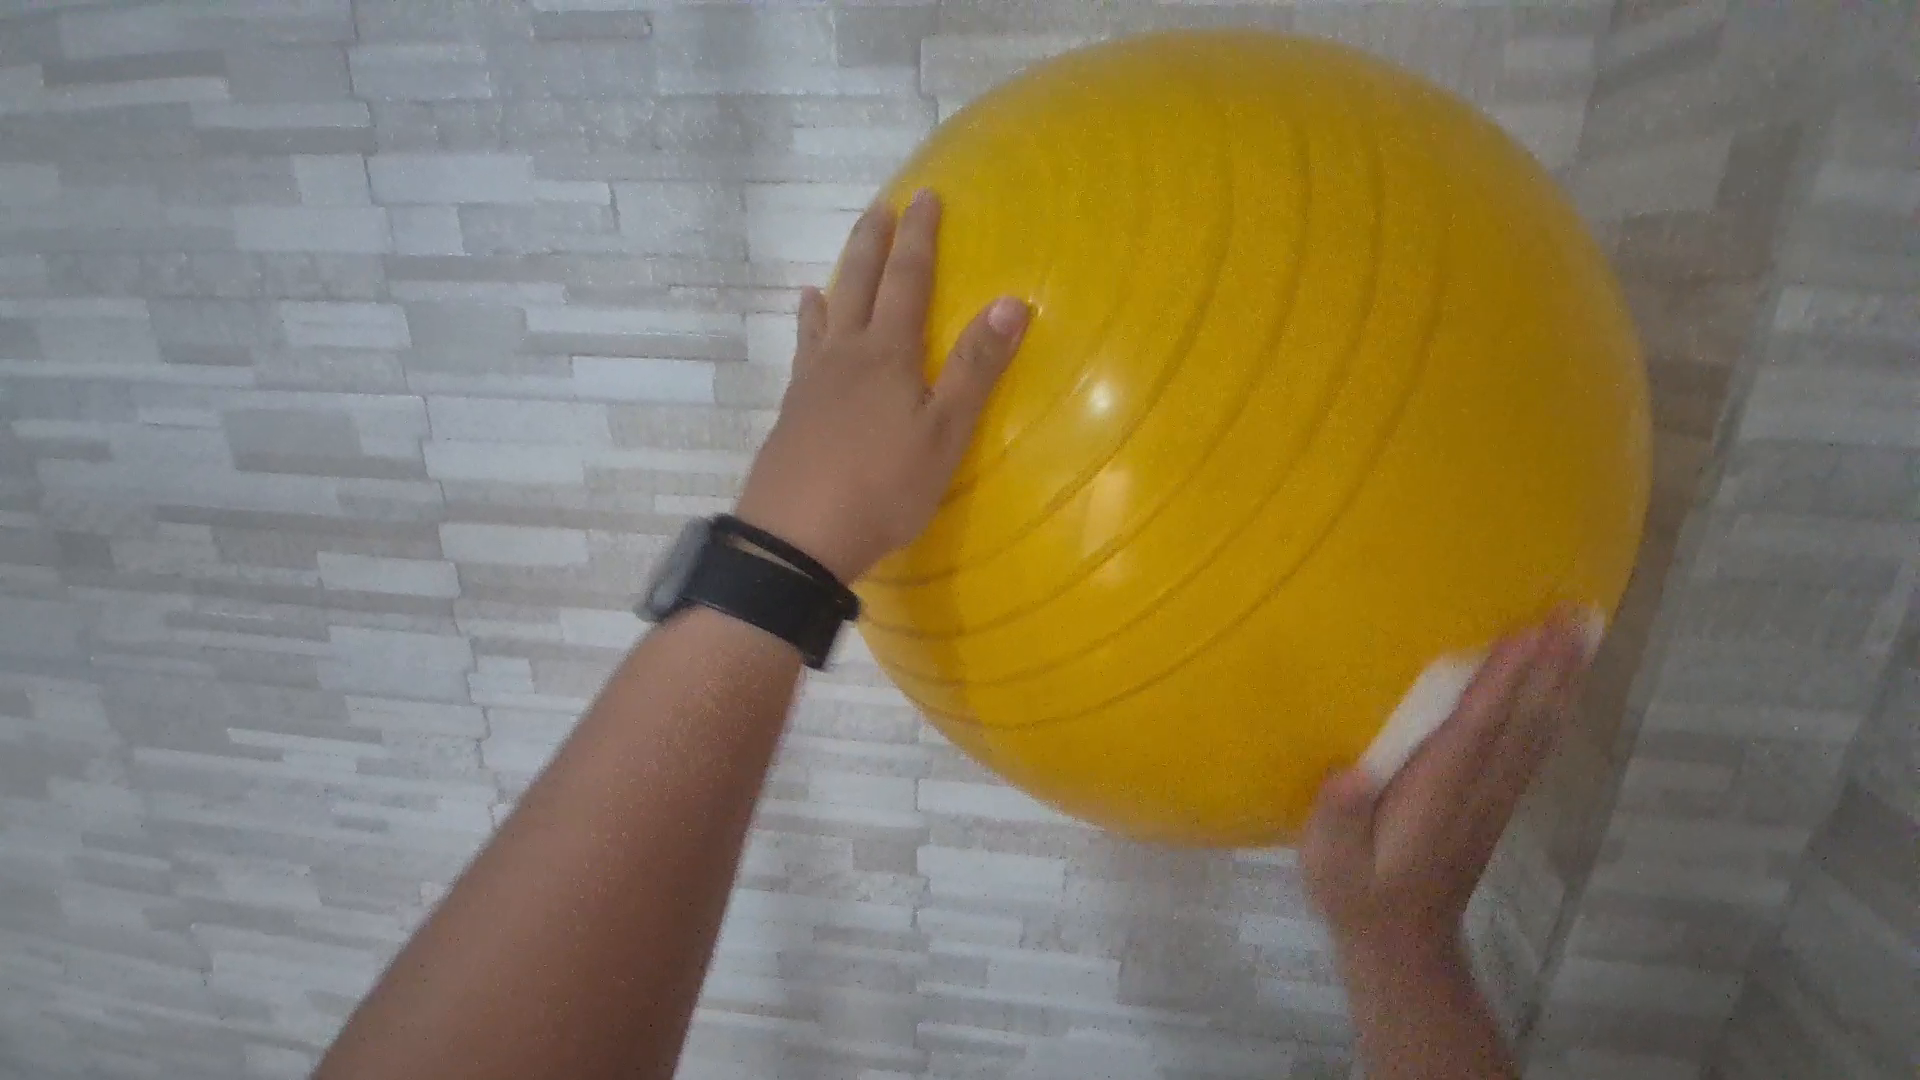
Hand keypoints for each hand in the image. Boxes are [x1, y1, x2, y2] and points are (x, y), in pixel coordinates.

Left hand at [734, 190, 1029, 582]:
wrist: (798, 536)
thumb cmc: (882, 488)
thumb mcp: (944, 434)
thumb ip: (975, 369)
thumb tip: (1011, 302)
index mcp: (888, 355)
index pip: (907, 281)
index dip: (920, 238)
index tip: (926, 196)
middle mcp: (845, 355)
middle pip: (858, 284)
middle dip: (873, 243)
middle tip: (881, 207)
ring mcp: (811, 381)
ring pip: (824, 314)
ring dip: (836, 279)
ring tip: (836, 262)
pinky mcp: (792, 411)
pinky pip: (801, 350)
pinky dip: (806, 325)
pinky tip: (804, 326)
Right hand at [1302, 614, 1592, 962]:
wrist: (1401, 942)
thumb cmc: (1355, 890)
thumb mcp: (1330, 860)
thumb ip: (1337, 817)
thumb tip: (1349, 773)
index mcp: (1435, 796)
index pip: (1475, 729)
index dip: (1500, 682)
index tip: (1526, 633)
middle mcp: (1476, 791)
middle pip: (1523, 722)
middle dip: (1551, 667)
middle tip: (1577, 613)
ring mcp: (1493, 798)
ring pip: (1536, 731)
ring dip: (1562, 681)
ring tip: (1581, 632)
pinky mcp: (1494, 801)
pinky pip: (1531, 745)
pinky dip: (1550, 707)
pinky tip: (1558, 684)